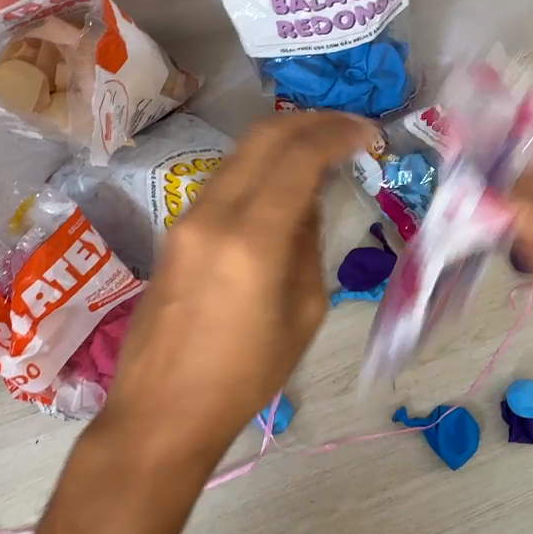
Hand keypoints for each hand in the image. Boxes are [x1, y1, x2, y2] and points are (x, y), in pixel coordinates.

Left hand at [104, 110, 377, 451]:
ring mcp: (187, 219)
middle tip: (348, 128)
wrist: (162, 410)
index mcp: (253, 239)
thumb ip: (308, 244)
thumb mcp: (304, 312)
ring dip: (285, 141)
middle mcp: (214, 214)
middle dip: (312, 122)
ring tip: (322, 151)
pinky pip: (226, 180)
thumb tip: (307, 204)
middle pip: (264, 136)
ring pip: (241, 153)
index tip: (370, 134)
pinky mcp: (175, 231)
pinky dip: (261, 167)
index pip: (299, 156)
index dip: (339, 134)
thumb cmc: (246, 375)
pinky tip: (285, 185)